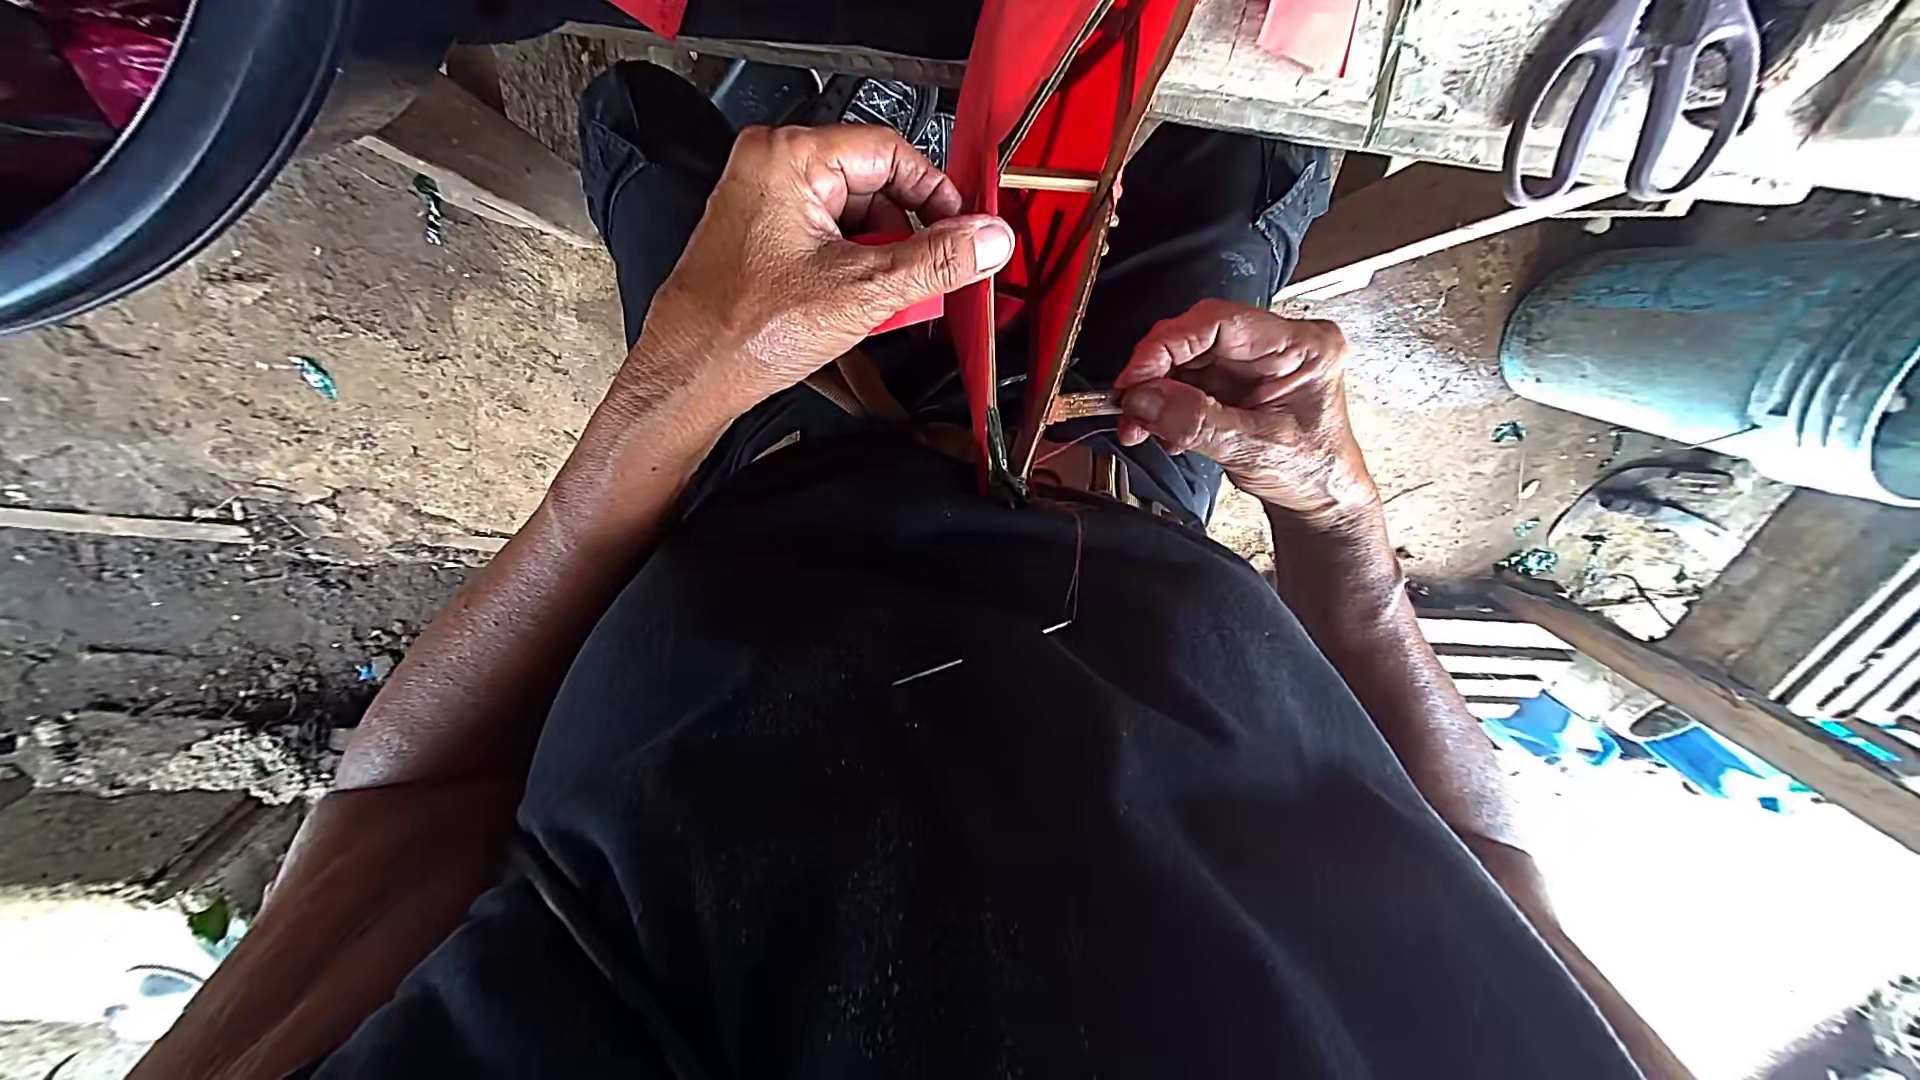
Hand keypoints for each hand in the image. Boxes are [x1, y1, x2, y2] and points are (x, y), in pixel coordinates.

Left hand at [630, 124, 1014, 415]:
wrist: (694, 376)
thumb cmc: (746, 329)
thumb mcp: (862, 292)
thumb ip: (933, 263)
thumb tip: (986, 240)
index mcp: (792, 160)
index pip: (892, 153)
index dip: (937, 196)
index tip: (962, 233)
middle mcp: (774, 176)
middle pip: (874, 195)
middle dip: (907, 245)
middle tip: (928, 284)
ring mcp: (768, 215)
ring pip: (853, 230)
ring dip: (883, 271)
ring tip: (892, 311)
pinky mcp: (767, 250)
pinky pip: (829, 254)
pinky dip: (855, 283)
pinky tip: (865, 319)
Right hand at [1114, 300, 1378, 523]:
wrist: (1317, 499)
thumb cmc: (1310, 473)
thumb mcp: (1254, 449)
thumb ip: (1197, 422)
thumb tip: (1144, 398)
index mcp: (1301, 347)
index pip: (1219, 323)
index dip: (1166, 346)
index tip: (1134, 378)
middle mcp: (1275, 345)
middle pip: (1194, 338)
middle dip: (1154, 373)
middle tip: (1129, 404)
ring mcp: (1249, 364)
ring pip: (1182, 360)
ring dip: (1152, 393)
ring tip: (1139, 425)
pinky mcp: (1230, 382)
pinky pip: (1182, 382)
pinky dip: (1161, 406)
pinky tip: (1160, 428)